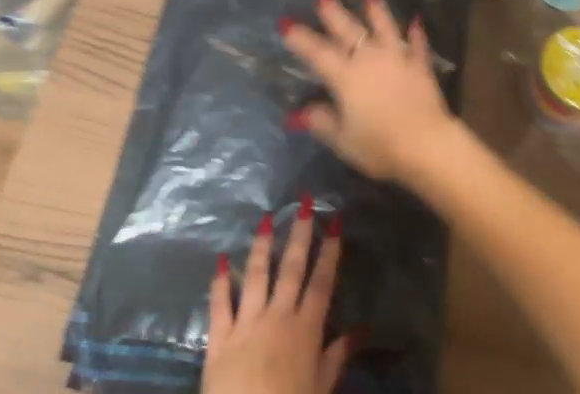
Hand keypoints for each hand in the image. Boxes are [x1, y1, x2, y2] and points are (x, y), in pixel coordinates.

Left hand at [202, 196, 350, 393]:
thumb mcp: (321, 387)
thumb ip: (337, 356)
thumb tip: (361, 331)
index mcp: (305, 329)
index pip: (321, 282)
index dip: (330, 251)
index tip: (335, 222)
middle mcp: (277, 317)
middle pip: (291, 269)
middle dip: (299, 235)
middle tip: (304, 204)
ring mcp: (245, 324)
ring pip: (256, 276)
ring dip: (262, 246)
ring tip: (266, 218)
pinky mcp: (218, 338)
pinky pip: (219, 304)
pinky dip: (220, 281)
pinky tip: (221, 259)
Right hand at [282, 0, 458, 183]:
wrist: (427, 145)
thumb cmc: (380, 146)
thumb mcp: (343, 141)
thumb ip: (322, 122)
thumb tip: (302, 112)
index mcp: (346, 77)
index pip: (318, 53)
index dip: (301, 39)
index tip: (287, 23)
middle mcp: (370, 59)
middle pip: (349, 30)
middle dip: (334, 11)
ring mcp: (398, 59)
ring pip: (385, 27)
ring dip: (377, 9)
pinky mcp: (421, 66)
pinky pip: (417, 44)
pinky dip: (416, 33)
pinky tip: (416, 21)